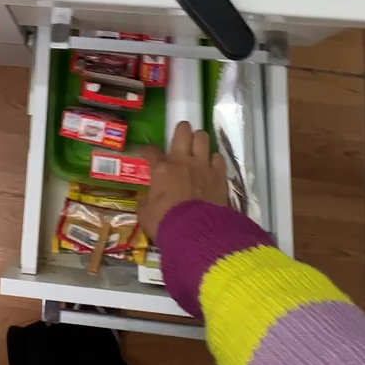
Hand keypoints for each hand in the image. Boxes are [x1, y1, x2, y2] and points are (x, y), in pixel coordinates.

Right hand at [141, 120, 228, 240]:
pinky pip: (218, 157)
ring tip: (197, 149)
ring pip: (203, 137)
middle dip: (181, 131)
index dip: (147, 150)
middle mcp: (182, 161)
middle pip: (183, 130)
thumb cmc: (166, 224)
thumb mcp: (145, 214)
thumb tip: (146, 199)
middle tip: (180, 139)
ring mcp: (203, 166)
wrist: (196, 234)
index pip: (151, 151)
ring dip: (199, 141)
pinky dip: (214, 160)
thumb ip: (145, 201)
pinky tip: (211, 166)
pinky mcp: (219, 175)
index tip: (146, 153)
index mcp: (161, 169)